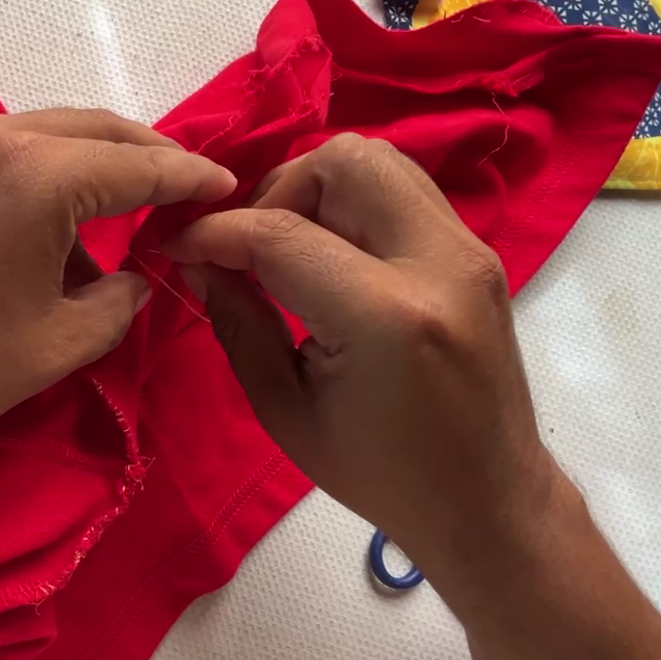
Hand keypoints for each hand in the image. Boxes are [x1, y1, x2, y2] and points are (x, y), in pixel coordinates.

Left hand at [0, 109, 235, 467]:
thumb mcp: (57, 344)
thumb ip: (118, 301)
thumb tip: (136, 277)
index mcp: (36, 174)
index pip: (138, 164)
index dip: (189, 176)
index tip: (225, 186)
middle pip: (92, 131)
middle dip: (145, 157)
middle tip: (183, 189)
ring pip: (44, 134)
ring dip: (89, 165)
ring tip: (121, 212)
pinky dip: (38, 174)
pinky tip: (49, 219)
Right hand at [162, 133, 567, 602]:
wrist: (486, 499)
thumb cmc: (376, 473)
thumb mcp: (283, 409)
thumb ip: (237, 322)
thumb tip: (198, 262)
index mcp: (385, 318)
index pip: (281, 234)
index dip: (213, 232)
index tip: (174, 248)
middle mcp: (438, 263)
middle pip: (342, 162)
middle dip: (274, 192)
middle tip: (246, 248)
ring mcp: (468, 250)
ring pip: (377, 160)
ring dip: (313, 189)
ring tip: (282, 247)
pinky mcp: (474, 253)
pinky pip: (399, 189)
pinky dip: (346, 202)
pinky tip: (322, 254)